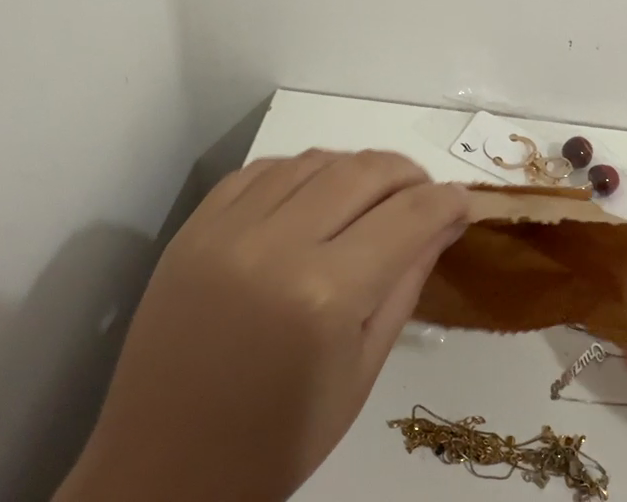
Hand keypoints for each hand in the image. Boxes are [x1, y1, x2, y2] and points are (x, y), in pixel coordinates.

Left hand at [56, 150, 469, 501]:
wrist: (165, 467)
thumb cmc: (279, 437)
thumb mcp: (361, 372)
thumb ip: (404, 285)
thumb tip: (443, 223)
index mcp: (325, 296)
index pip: (408, 218)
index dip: (446, 202)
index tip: (462, 203)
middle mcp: (275, 246)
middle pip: (362, 172)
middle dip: (408, 174)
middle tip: (425, 194)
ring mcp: (226, 231)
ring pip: (313, 160)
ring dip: (356, 167)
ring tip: (374, 192)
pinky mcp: (193, 228)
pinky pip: (261, 171)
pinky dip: (300, 171)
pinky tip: (315, 193)